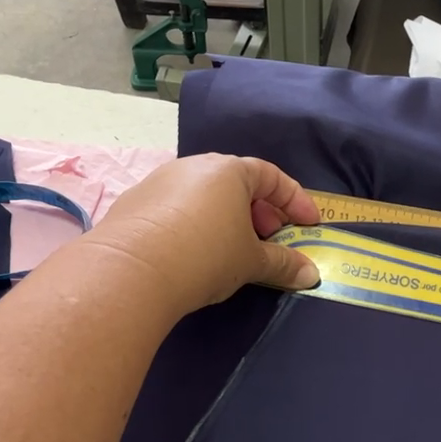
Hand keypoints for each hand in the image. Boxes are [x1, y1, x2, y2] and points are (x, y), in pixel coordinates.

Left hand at [84, 154, 321, 315]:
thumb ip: (283, 263)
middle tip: (270, 240)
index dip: (295, 200)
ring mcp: (160, 182)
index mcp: (229, 171)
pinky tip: (195, 254)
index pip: (271, 176)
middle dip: (260, 212)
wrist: (130, 272)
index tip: (308, 225)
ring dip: (226, 219)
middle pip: (237, 184)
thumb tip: (310, 274)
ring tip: (233, 250)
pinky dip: (196, 225)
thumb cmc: (206, 255)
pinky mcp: (134, 204)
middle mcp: (194, 167)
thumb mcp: (252, 262)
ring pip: (205, 196)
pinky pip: (177, 209)